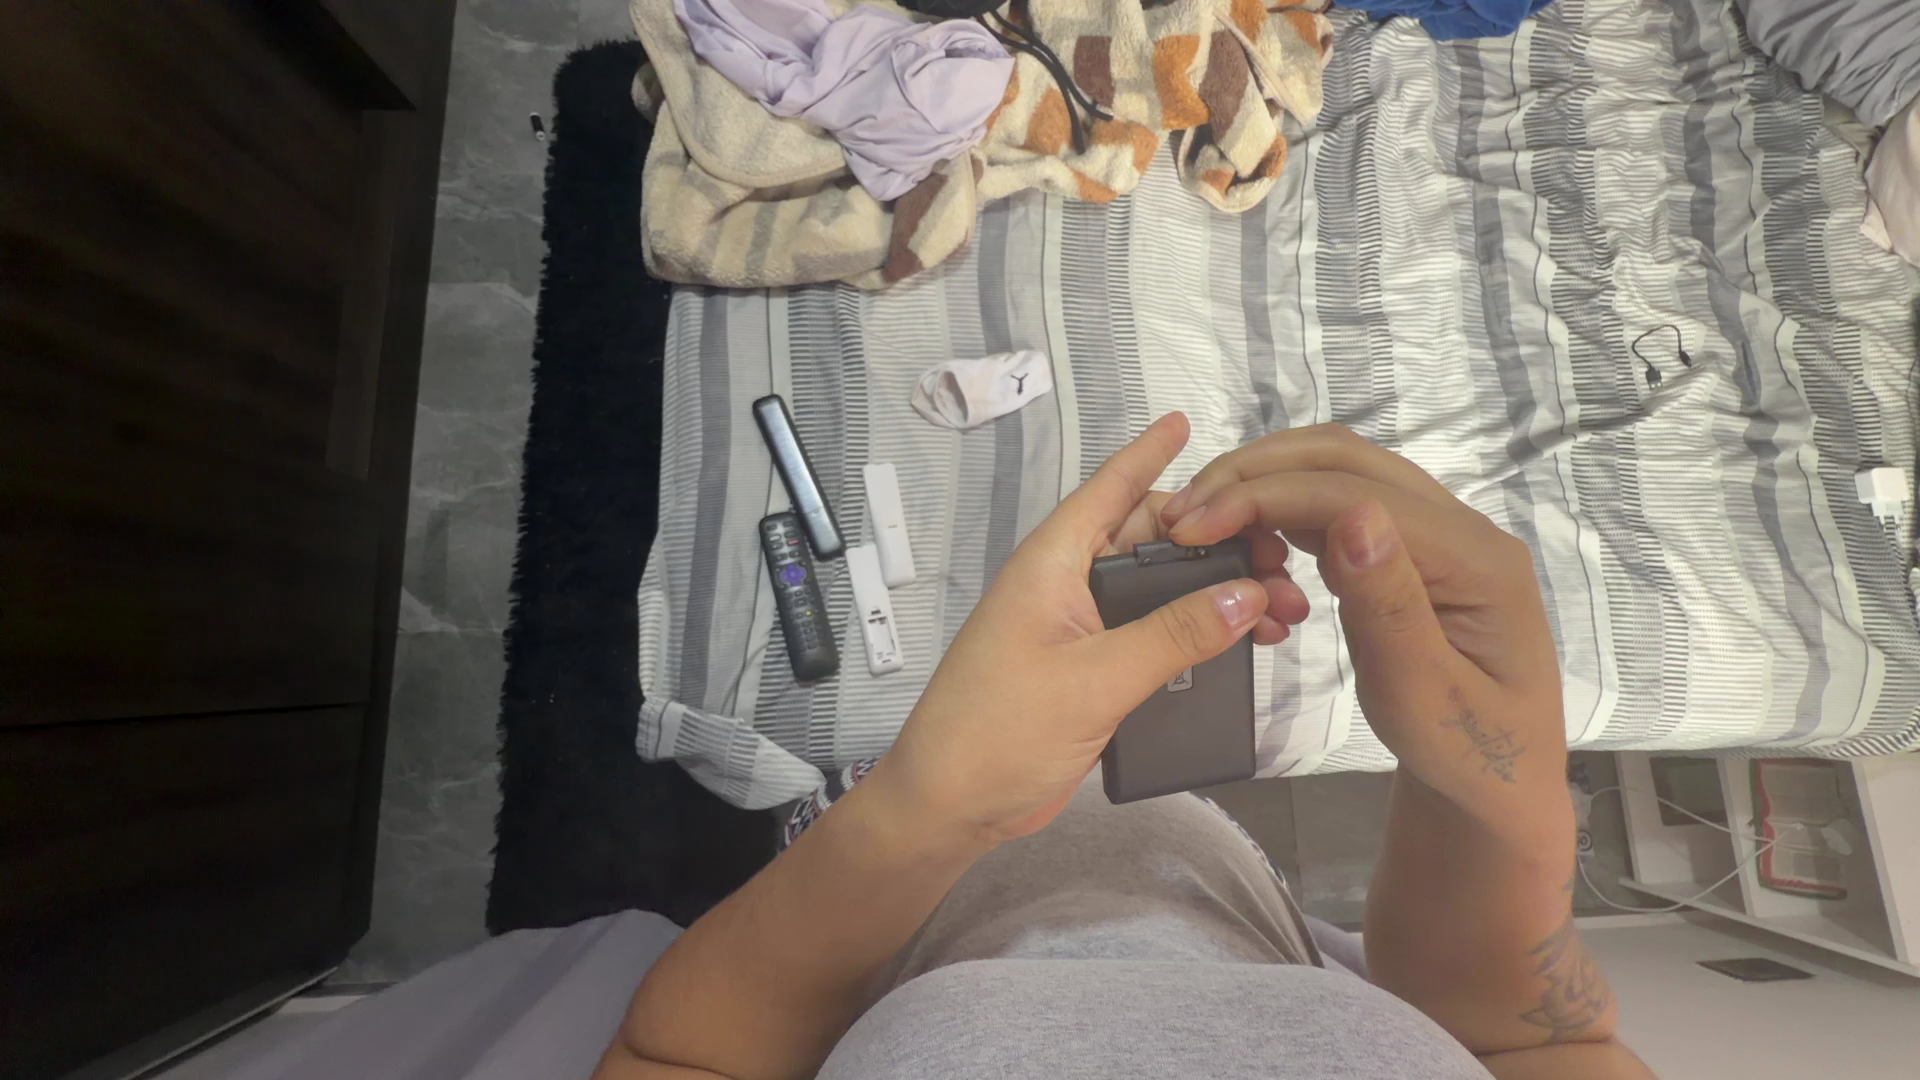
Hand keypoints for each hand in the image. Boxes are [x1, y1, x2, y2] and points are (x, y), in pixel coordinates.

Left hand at [863, 413, 1310, 848]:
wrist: (952, 805)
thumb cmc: (1002, 729)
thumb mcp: (1093, 678)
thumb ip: (1172, 635)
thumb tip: (1247, 593)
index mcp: (1051, 564)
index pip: (1106, 492)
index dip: (1144, 454)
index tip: (1183, 422)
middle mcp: (1063, 585)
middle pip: (1142, 538)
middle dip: (1208, 538)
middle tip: (1279, 558)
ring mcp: (1074, 629)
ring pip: (1150, 589)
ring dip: (1206, 591)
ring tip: (1276, 608)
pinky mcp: (1086, 669)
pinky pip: (1145, 633)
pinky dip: (1188, 633)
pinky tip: (1233, 644)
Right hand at [1158, 425, 1566, 824]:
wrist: (1490, 773)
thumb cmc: (1462, 748)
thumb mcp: (1424, 694)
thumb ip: (1391, 604)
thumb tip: (1353, 514)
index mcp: (1473, 557)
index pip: (1351, 494)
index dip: (1263, 497)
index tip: (1190, 528)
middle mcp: (1456, 524)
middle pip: (1342, 457)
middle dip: (1252, 472)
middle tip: (1183, 512)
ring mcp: (1428, 530)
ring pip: (1332, 469)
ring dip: (1260, 482)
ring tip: (1200, 520)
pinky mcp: (1398, 545)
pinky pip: (1330, 503)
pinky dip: (1276, 508)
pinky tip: (1241, 534)